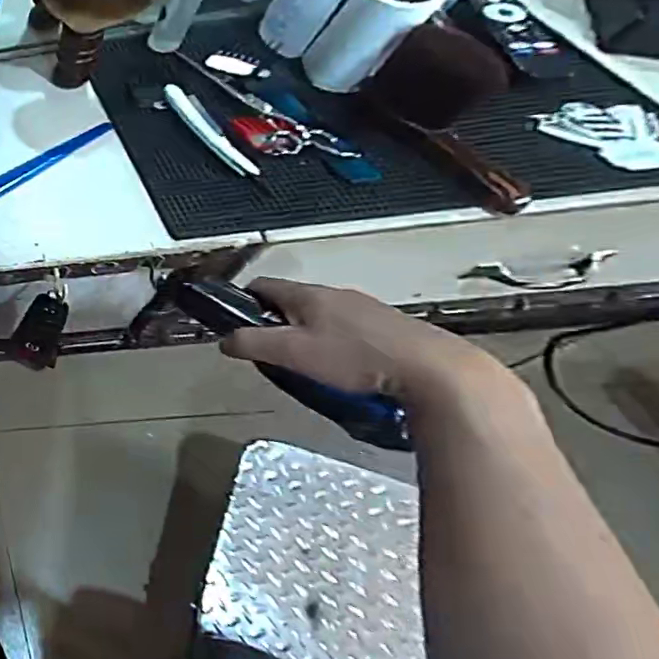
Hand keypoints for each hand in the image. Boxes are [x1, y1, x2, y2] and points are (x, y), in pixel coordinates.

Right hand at [219, 278, 505, 402]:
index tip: (239, 325)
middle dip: (280, 324)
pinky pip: (353, 331)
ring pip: (325, 317)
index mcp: (308, 294)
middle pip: (294, 302)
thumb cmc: (354, 359)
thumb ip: (252, 344)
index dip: (244, 302)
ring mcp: (368, 309)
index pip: (262, 286)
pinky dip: (342, 346)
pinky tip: (351, 371)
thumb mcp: (291, 353)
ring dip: (312, 336)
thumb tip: (224, 341)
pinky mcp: (393, 328)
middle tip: (277, 355)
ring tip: (314, 368)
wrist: (434, 372)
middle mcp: (337, 294)